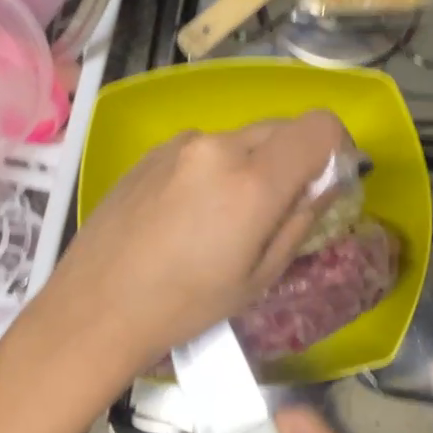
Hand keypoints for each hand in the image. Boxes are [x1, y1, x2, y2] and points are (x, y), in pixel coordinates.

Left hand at [21, 111, 348, 380]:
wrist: (96, 306)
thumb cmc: (186, 306)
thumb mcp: (259, 277)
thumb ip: (300, 220)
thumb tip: (326, 184)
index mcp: (253, 180)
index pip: (319, 126)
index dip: (336, 147)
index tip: (329, 178)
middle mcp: (219, 147)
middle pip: (282, 128)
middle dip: (295, 158)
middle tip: (283, 205)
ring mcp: (181, 144)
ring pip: (241, 138)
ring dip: (253, 163)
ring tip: (228, 216)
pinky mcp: (152, 151)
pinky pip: (204, 148)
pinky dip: (216, 168)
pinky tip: (191, 213)